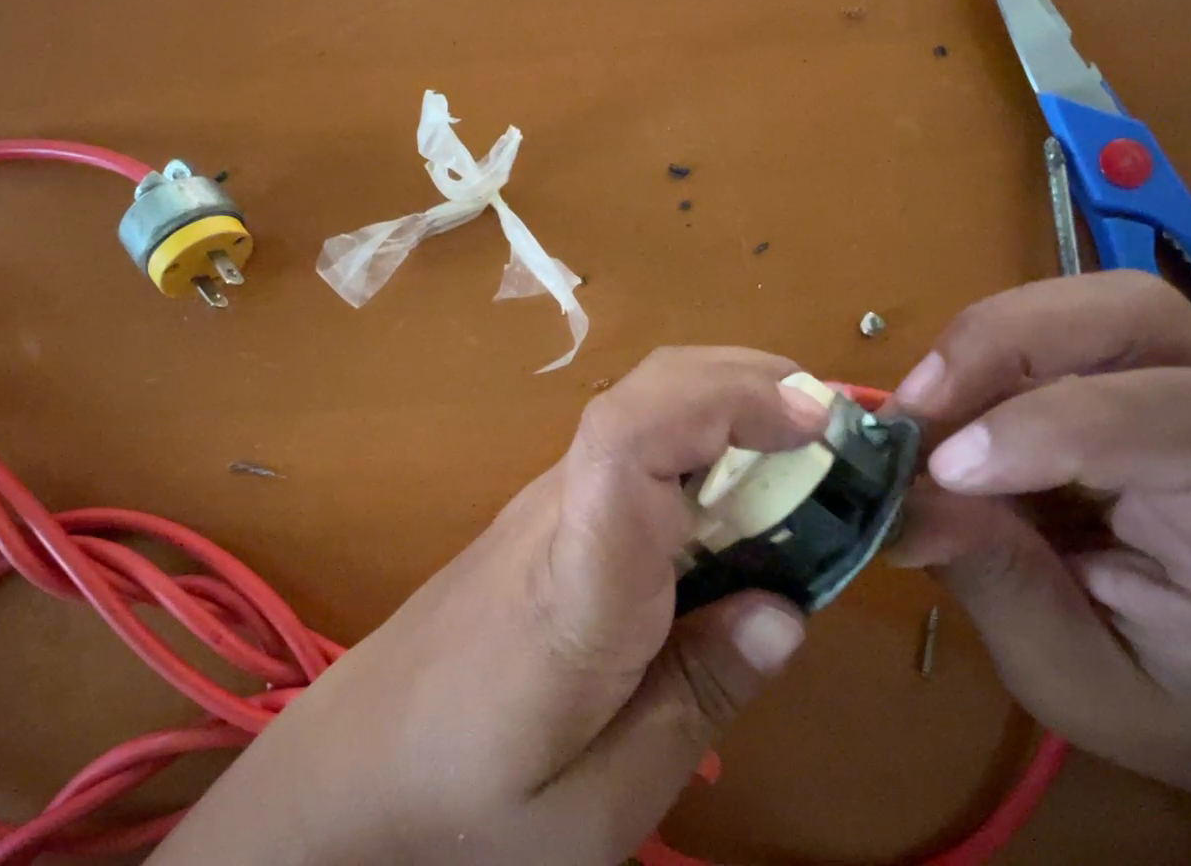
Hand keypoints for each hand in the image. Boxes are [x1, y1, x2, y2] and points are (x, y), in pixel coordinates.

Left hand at [149, 348, 827, 865]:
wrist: (346, 776)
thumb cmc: (464, 805)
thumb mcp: (600, 798)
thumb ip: (698, 695)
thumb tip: (786, 608)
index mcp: (577, 581)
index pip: (630, 438)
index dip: (726, 400)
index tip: (820, 419)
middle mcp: (555, 513)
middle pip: (647, 396)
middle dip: (753, 385)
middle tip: (844, 440)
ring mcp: (540, 508)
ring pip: (641, 417)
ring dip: (732, 415)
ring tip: (812, 472)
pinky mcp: (536, 523)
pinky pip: (627, 461)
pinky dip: (699, 455)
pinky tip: (735, 516)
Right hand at [885, 272, 1190, 792]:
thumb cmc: (1165, 704)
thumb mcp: (1078, 681)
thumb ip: (1003, 588)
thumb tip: (902, 510)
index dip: (1057, 426)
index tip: (944, 472)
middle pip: (1145, 318)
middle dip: (1009, 342)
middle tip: (913, 407)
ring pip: (1094, 305)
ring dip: (986, 340)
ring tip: (916, 408)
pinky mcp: (1132, 384)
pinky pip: (1053, 332)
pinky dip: (978, 358)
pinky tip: (938, 411)